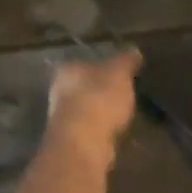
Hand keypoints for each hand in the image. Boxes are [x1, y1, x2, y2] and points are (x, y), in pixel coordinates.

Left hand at [47, 48, 142, 166]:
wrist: (84, 142)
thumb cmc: (99, 98)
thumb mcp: (120, 73)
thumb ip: (126, 60)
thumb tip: (133, 50)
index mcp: (66, 69)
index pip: (83, 61)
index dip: (101, 66)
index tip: (118, 72)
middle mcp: (58, 90)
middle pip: (82, 85)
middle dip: (100, 89)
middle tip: (122, 92)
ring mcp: (62, 118)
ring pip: (85, 108)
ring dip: (100, 111)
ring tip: (123, 113)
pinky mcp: (71, 140)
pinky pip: (90, 129)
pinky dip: (101, 128)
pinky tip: (116, 131)